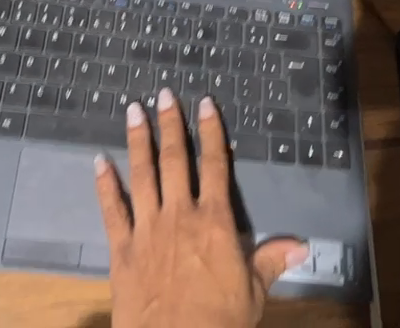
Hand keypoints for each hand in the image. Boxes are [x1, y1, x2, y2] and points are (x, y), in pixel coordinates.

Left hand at [93, 88, 308, 327]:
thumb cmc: (220, 322)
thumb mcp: (253, 293)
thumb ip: (271, 261)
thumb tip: (301, 245)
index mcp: (214, 220)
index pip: (214, 165)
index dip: (211, 132)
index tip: (206, 103)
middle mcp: (179, 214)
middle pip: (174, 160)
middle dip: (170, 124)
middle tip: (164, 93)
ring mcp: (148, 229)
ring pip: (142, 174)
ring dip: (138, 140)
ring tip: (133, 110)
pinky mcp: (122, 249)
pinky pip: (112, 210)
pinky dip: (104, 184)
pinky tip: (98, 161)